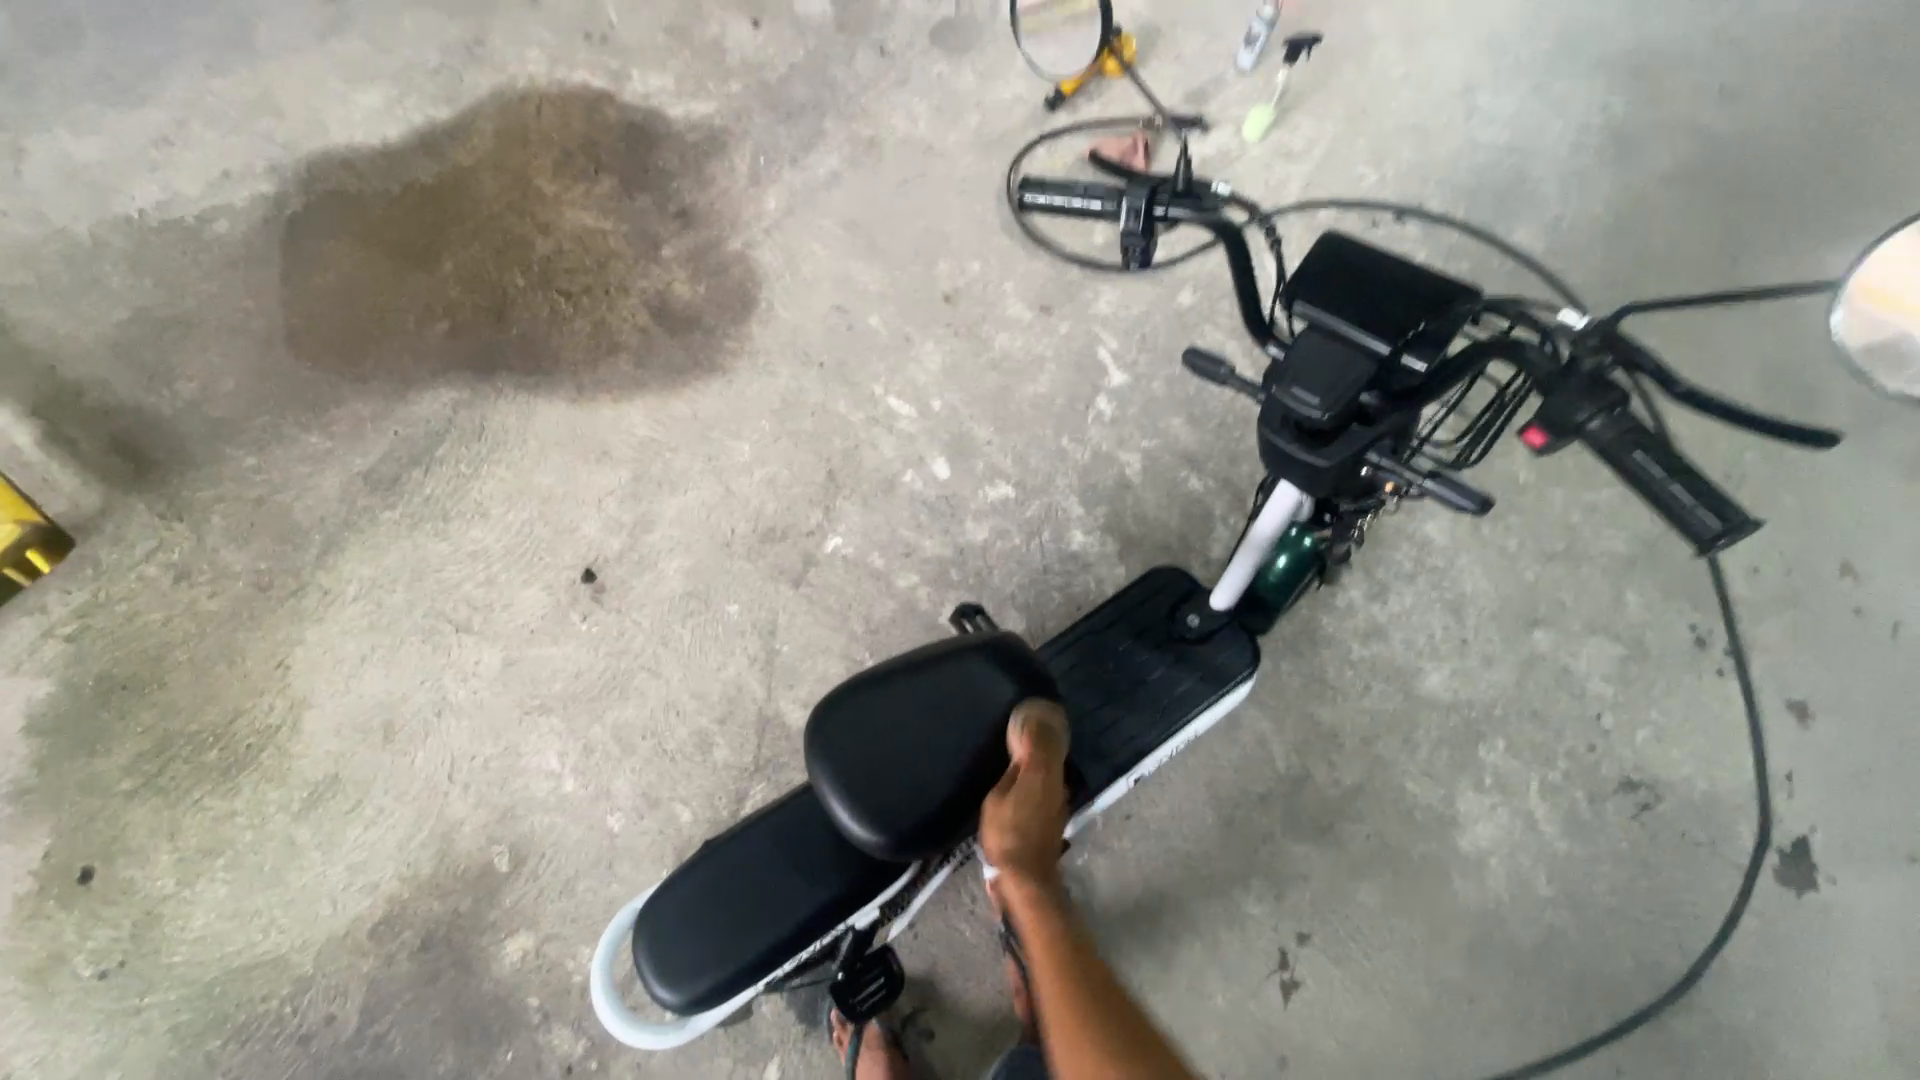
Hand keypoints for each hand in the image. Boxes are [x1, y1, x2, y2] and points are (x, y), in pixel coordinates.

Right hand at [979, 698, 1070, 887]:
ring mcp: (1059, 798)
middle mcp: (1056, 781)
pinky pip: (1050, 782)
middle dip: (1042, 736)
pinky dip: (1042, 772)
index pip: (1043, 738)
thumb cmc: (1006, 834)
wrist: (1027, 876)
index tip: (1029, 709)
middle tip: (1026, 722)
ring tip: (1025, 744)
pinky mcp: (1057, 812)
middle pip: (1052, 750)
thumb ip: (1011, 772)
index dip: (1037, 723)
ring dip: (1043, 754)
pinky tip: (1029, 772)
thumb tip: (1020, 751)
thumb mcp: (996, 798)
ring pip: (1053, 767)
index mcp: (1040, 773)